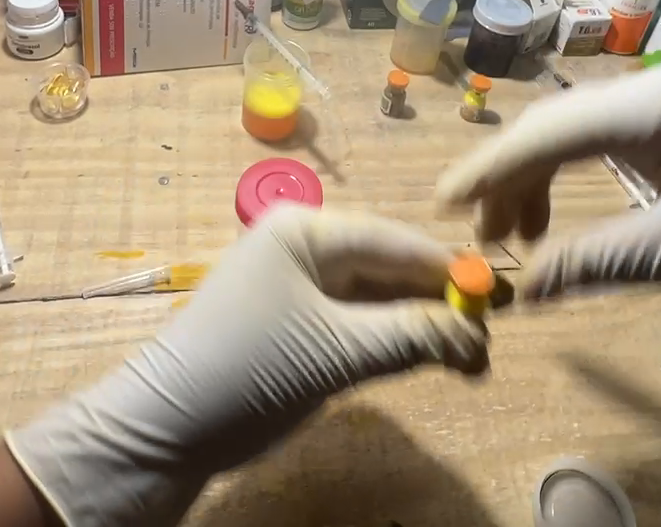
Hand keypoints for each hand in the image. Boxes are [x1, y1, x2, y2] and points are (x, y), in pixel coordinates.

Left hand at [7, 206, 488, 526]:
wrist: (163, 432)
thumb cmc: (248, 372)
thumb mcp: (336, 353)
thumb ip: (412, 337)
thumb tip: (481, 339)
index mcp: (303, 229)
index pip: (390, 240)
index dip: (446, 268)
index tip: (497, 294)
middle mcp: (301, 244)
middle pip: (384, 265)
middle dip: (435, 301)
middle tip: (488, 336)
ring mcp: (295, 282)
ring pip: (372, 295)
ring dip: (416, 325)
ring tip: (468, 357)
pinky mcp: (293, 319)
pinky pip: (353, 319)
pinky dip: (388, 340)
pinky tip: (424, 356)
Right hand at [436, 64, 660, 392]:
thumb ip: (596, 261)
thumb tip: (522, 289)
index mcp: (655, 103)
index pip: (550, 128)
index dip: (492, 165)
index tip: (445, 201)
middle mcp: (651, 90)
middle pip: (553, 126)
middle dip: (509, 177)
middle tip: (478, 235)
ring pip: (570, 135)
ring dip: (534, 181)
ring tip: (513, 237)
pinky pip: (598, 146)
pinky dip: (566, 181)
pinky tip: (554, 218)